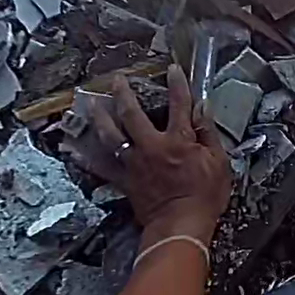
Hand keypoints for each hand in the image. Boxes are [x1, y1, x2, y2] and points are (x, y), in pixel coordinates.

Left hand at [79, 64, 232, 242]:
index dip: (176, 84)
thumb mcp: (219, 163)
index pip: (179, 104)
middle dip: (124, 93)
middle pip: (133, 114)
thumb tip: (203, 109)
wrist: (182, 225)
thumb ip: (208, 134)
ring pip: (111, 135)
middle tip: (117, 80)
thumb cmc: (205, 196)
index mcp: (178, 140)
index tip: (171, 69)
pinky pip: (102, 166)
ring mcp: (134, 163)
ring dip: (100, 117)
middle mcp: (152, 146)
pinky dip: (87, 157)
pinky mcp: (125, 180)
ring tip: (92, 103)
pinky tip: (74, 148)